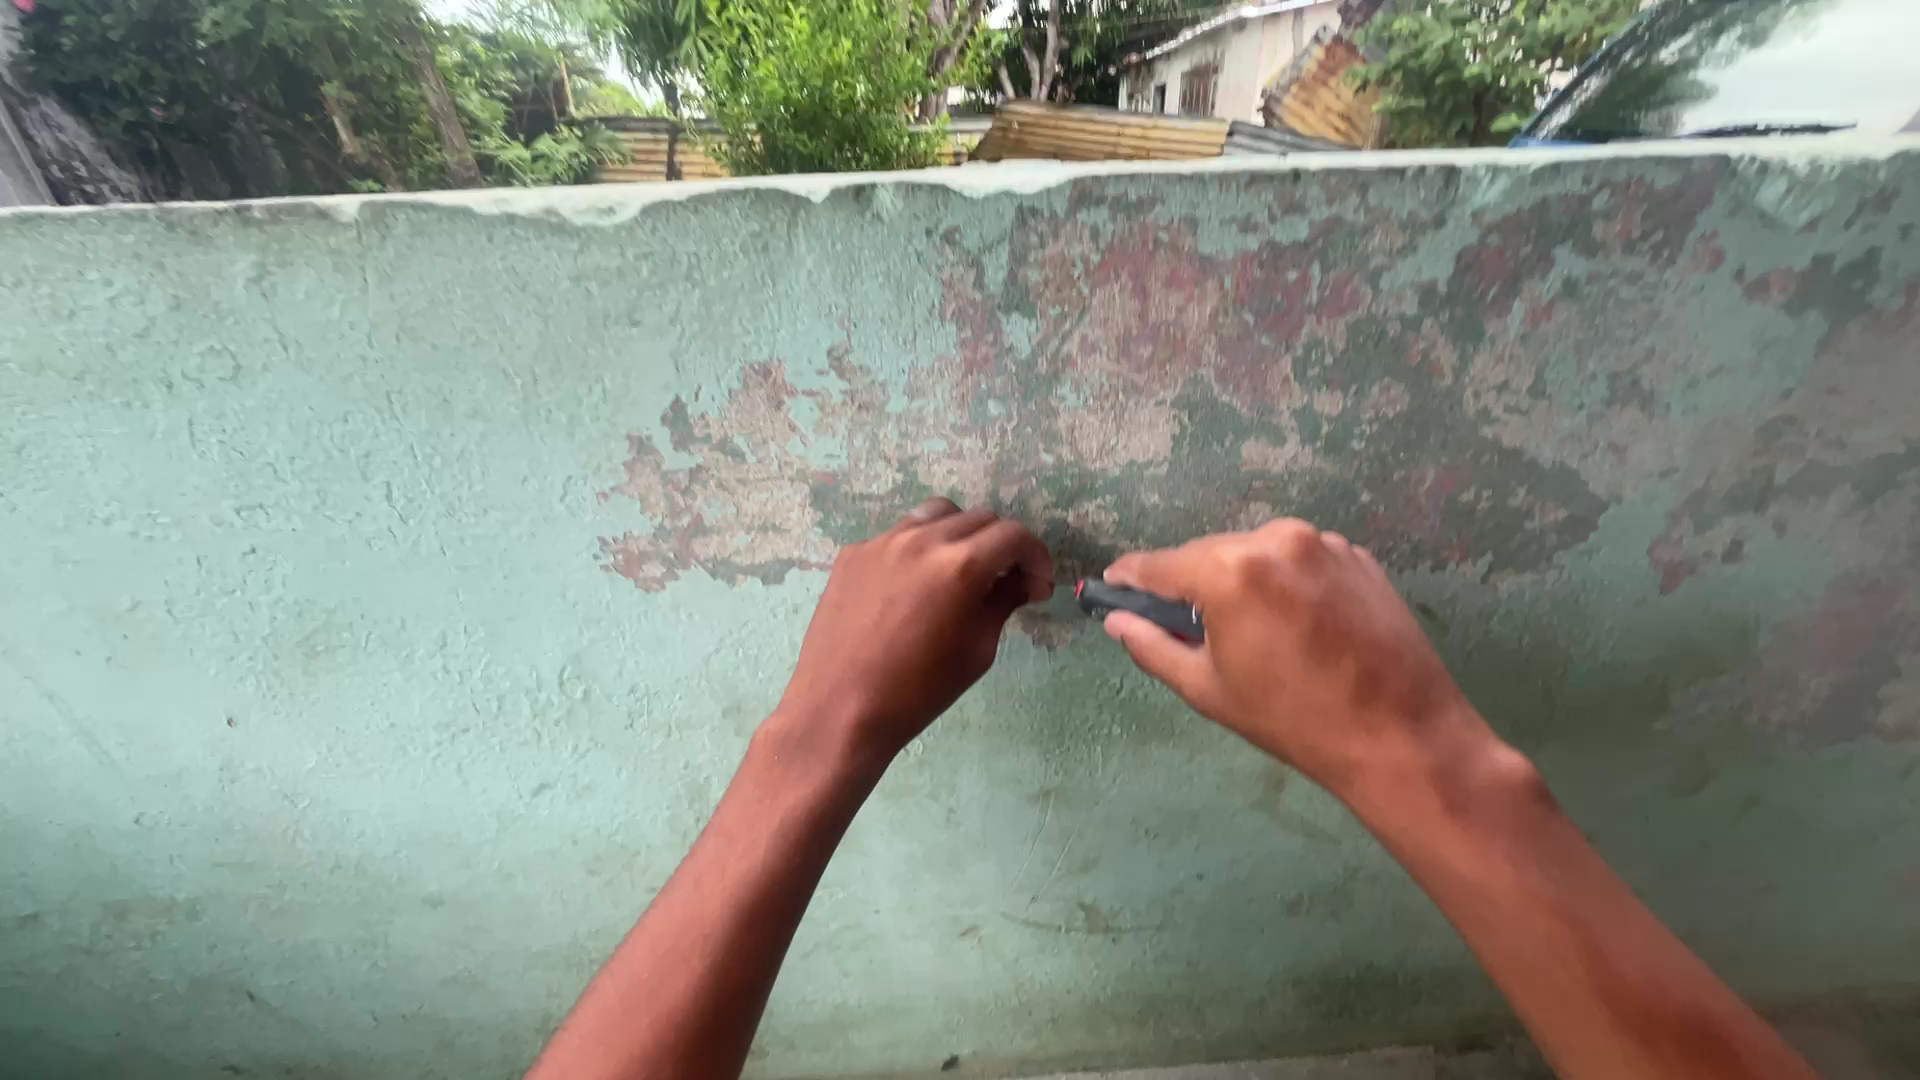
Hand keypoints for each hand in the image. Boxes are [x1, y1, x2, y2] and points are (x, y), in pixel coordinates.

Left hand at [774, 498, 1052, 760]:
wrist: (839, 708)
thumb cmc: (918, 691)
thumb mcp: (977, 650)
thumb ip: (1002, 602)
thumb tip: (1022, 581)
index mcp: (961, 564)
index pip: (1014, 535)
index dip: (1035, 557)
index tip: (1037, 584)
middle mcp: (923, 539)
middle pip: (979, 518)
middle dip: (1001, 545)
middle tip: (1004, 580)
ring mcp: (883, 541)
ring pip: (936, 515)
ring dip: (960, 535)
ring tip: (959, 570)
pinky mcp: (853, 553)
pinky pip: (898, 536)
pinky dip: (919, 550)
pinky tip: (912, 587)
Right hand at [1103, 519, 1475, 794]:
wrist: (1404, 737)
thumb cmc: (1292, 719)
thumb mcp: (1206, 689)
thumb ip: (1151, 646)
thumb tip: (1115, 621)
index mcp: (1229, 571)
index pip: (1157, 565)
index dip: (1129, 578)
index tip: (1113, 589)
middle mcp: (1273, 539)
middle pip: (1205, 554)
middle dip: (1185, 583)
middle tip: (1181, 622)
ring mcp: (1320, 542)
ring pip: (1251, 552)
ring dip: (1234, 579)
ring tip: (1245, 627)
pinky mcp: (1355, 554)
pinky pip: (1294, 558)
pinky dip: (1279, 580)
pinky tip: (1292, 620)